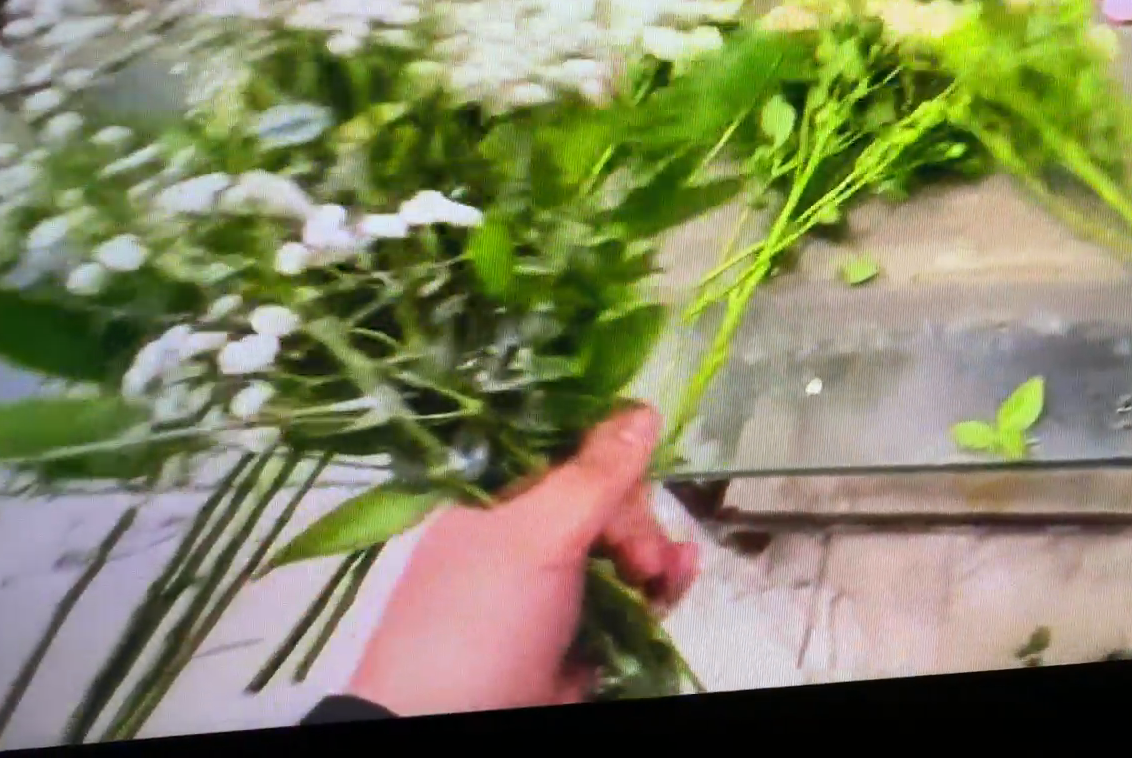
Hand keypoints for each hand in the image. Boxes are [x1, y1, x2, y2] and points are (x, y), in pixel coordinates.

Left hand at [347, 406, 699, 716]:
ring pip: (625, 540)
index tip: (638, 476)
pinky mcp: (582, 621)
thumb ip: (598, 474)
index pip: (573, 450)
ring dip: (657, 550)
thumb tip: (646, 407)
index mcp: (502, 496)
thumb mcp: (539, 536)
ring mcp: (555, 579)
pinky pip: (632, 585)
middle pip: (607, 496)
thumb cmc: (482, 619)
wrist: (452, 738)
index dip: (614, 459)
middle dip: (636, 522)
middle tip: (639, 558)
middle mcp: (528, 529)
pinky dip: (660, 581)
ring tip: (668, 576)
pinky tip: (679, 578)